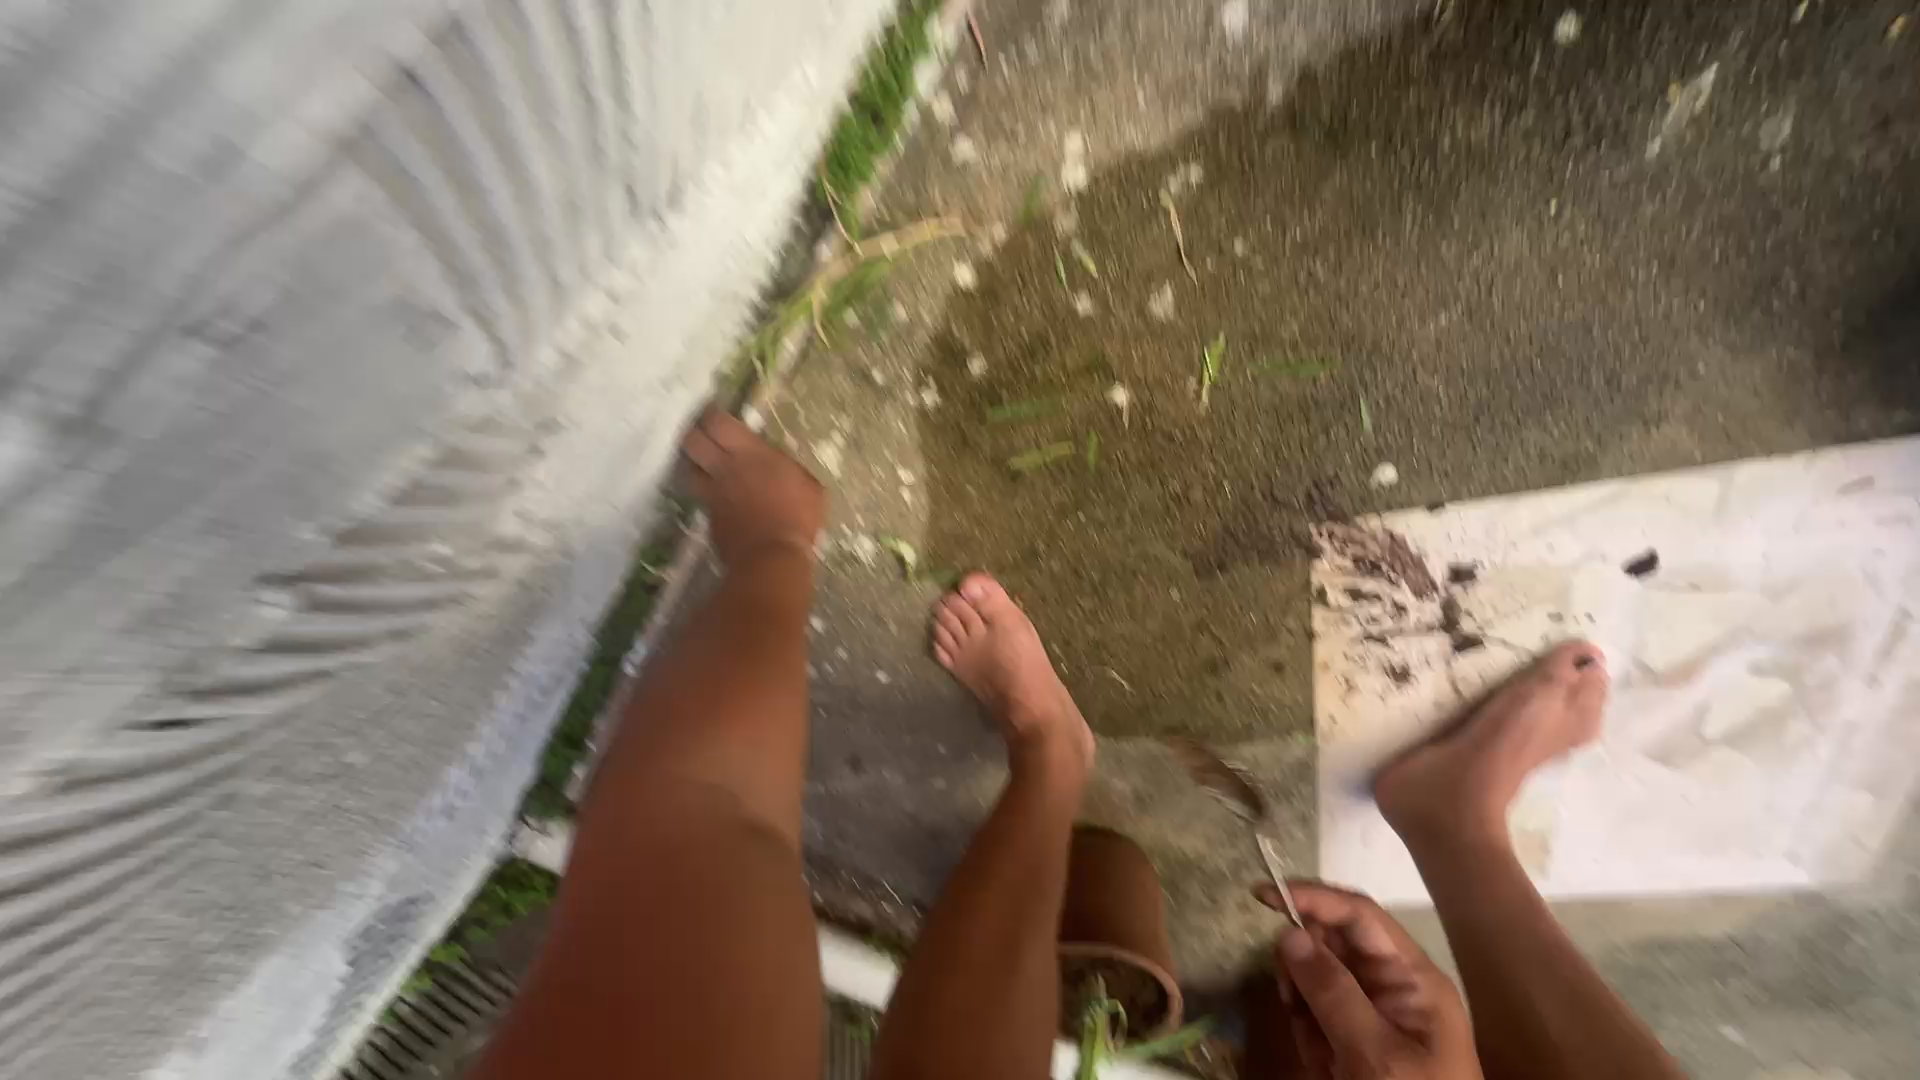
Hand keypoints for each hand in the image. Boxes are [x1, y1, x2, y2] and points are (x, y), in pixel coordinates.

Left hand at [682, 408, 824, 568]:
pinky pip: (702, 499)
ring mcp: (713, 494)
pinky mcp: (709, 517)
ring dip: (695, 466)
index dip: (713, 416)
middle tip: (705, 437)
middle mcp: (725, 468)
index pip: (718, 423)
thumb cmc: (798, 517)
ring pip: (688, 470)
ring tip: (705, 468)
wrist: (772, 555)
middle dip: (695, 436)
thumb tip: (785, 468)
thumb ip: (791, 471)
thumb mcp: (810, 487)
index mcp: (751, 453)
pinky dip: (707, 497)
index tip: (716, 414)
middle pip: (693, 441)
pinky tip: (721, 501)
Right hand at [1254, 881, 1481, 1079]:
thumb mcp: (1375, 1055)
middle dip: (1304, 965)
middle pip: (1332, 940)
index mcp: (1412, 976)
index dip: (1311, 897)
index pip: (1358, 913)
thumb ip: (1331, 991)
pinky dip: (1309, 1031)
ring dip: (1304, 1005)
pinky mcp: (1357, 1035)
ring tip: (1318, 1052)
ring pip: (1316, 975)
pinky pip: (1316, 1009)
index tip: (1261, 896)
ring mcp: (1374, 1010)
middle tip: (1290, 999)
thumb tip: (1287, 932)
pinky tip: (1323, 1066)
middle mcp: (1393, 983)